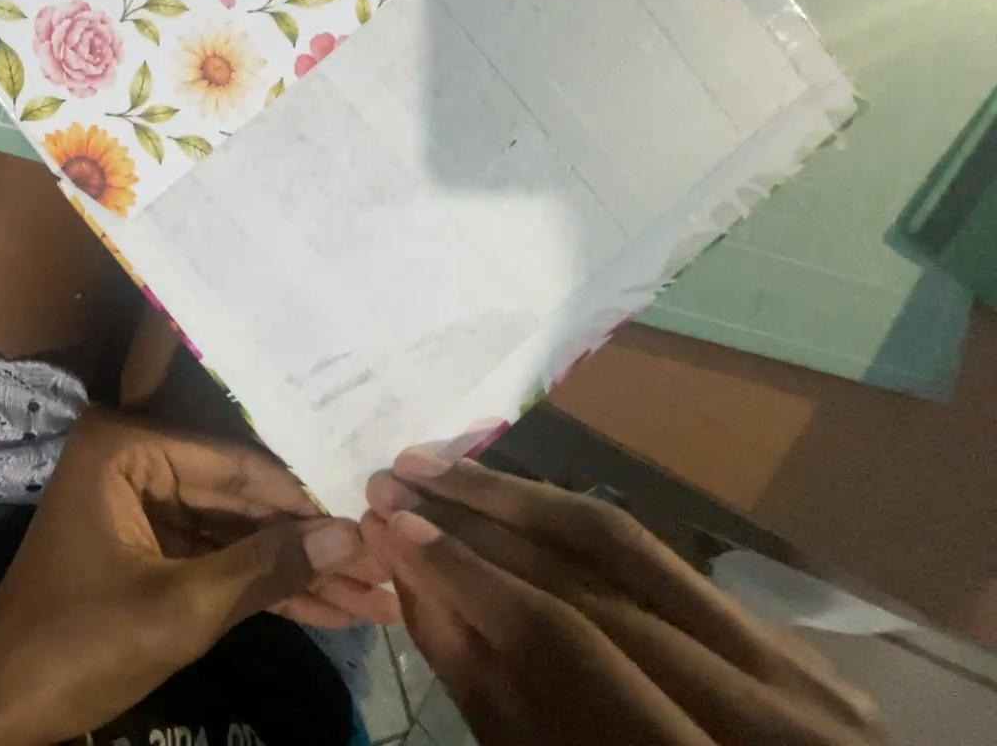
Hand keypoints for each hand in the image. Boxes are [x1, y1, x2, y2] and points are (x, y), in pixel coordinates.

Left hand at [0, 410, 397, 745]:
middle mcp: (131, 458)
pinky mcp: (144, 544)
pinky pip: (211, 555)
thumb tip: (351, 535)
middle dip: (308, 542)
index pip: (235, 465)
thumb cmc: (79, 645)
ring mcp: (137, 502)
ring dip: (294, 569)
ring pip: (231, 530)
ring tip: (375, 599)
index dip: (307, 500)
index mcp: (125, 448)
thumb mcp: (182, 607)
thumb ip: (265, 566)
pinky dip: (259, 585)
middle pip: (238, 496)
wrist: (3, 705)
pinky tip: (326, 610)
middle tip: (388, 568)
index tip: (377, 524)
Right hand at [362, 434, 888, 745]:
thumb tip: (397, 551)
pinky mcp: (775, 630)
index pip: (562, 639)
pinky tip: (493, 488)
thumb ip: (468, 660)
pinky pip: (644, 548)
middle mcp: (772, 712)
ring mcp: (788, 663)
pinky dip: (555, 512)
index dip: (467, 574)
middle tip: (393, 479)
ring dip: (506, 493)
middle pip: (588, 575)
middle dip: (472, 520)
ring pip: (618, 538)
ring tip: (429, 464)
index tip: (389, 523)